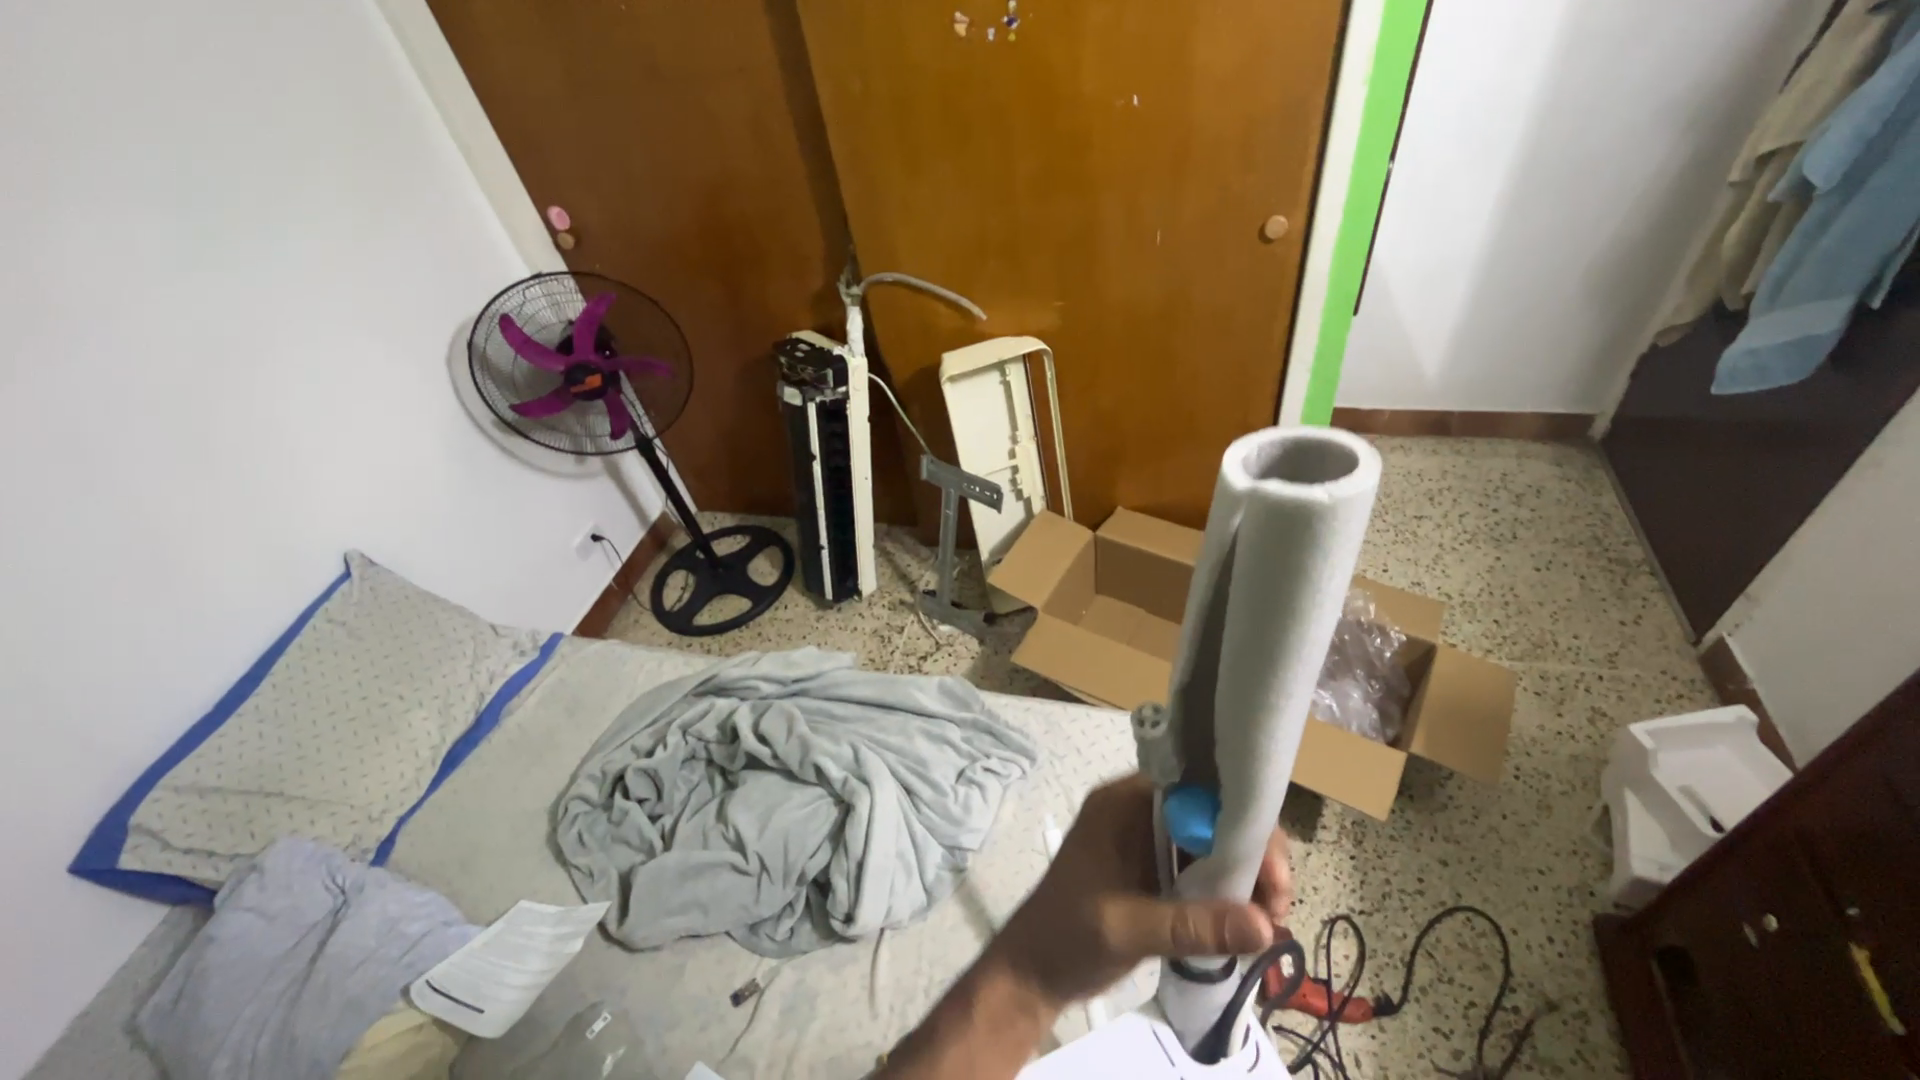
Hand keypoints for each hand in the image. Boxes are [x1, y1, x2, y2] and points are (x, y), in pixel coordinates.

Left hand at [989, 774, 1294, 1008]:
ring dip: (1244, 876)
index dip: (1242, 818)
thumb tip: (1265, 925)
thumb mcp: (1128, 929)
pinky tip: (1249, 924)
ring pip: (1211, 842)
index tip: (1271, 868)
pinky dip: (1226, 891)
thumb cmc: (1067, 936)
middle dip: (1251, 854)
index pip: (1196, 788)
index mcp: (1123, 803)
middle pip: (1211, 813)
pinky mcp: (1151, 870)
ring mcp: (1145, 840)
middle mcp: (1137, 811)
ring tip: (1269, 922)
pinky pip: (1200, 867)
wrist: (1031, 973)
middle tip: (1278, 906)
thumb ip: (1192, 925)